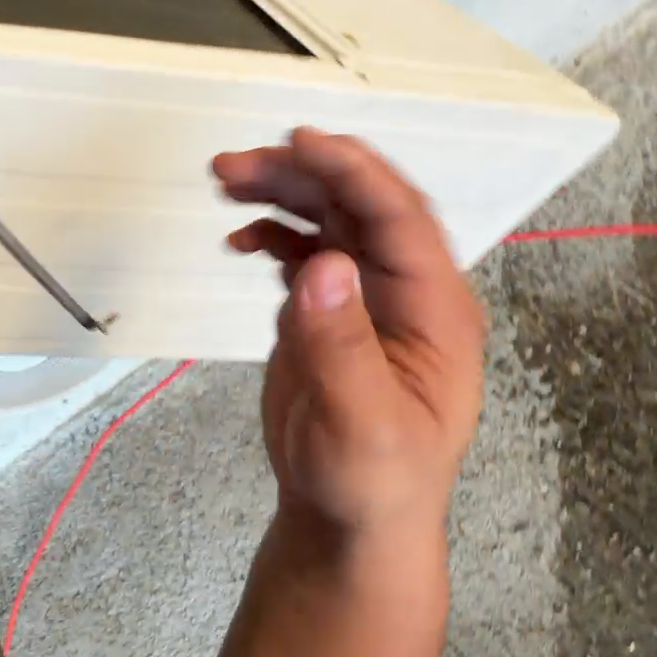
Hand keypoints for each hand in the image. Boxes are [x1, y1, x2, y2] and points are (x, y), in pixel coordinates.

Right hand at [212, 128, 483, 538]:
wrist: (347, 515)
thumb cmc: (370, 478)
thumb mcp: (362, 419)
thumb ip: (341, 344)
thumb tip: (321, 265)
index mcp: (433, 310)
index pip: (397, 220)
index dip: (353, 173)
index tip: (298, 140)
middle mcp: (401, 292)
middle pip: (356, 208)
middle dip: (298, 175)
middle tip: (229, 165)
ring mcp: (362, 302)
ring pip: (327, 224)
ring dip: (280, 195)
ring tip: (224, 182)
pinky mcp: (326, 317)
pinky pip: (303, 254)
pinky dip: (270, 235)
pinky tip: (238, 237)